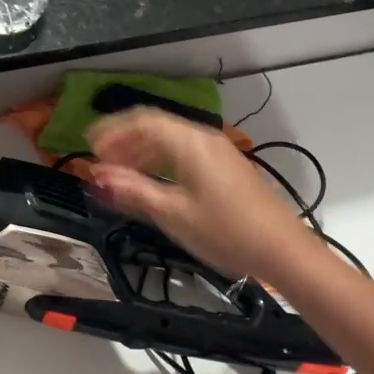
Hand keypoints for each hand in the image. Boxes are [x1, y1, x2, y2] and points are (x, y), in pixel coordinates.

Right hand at [88, 108, 317, 279]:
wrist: (285, 252)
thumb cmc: (226, 232)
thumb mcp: (174, 214)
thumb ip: (133, 192)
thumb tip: (98, 176)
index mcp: (190, 142)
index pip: (142, 121)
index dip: (112, 130)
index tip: (88, 145)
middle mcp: (203, 138)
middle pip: (155, 126)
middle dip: (124, 141)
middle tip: (100, 161)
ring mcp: (217, 152)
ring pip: (170, 140)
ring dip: (141, 151)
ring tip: (119, 173)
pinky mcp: (226, 168)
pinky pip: (184, 152)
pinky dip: (161, 160)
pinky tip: (151, 181)